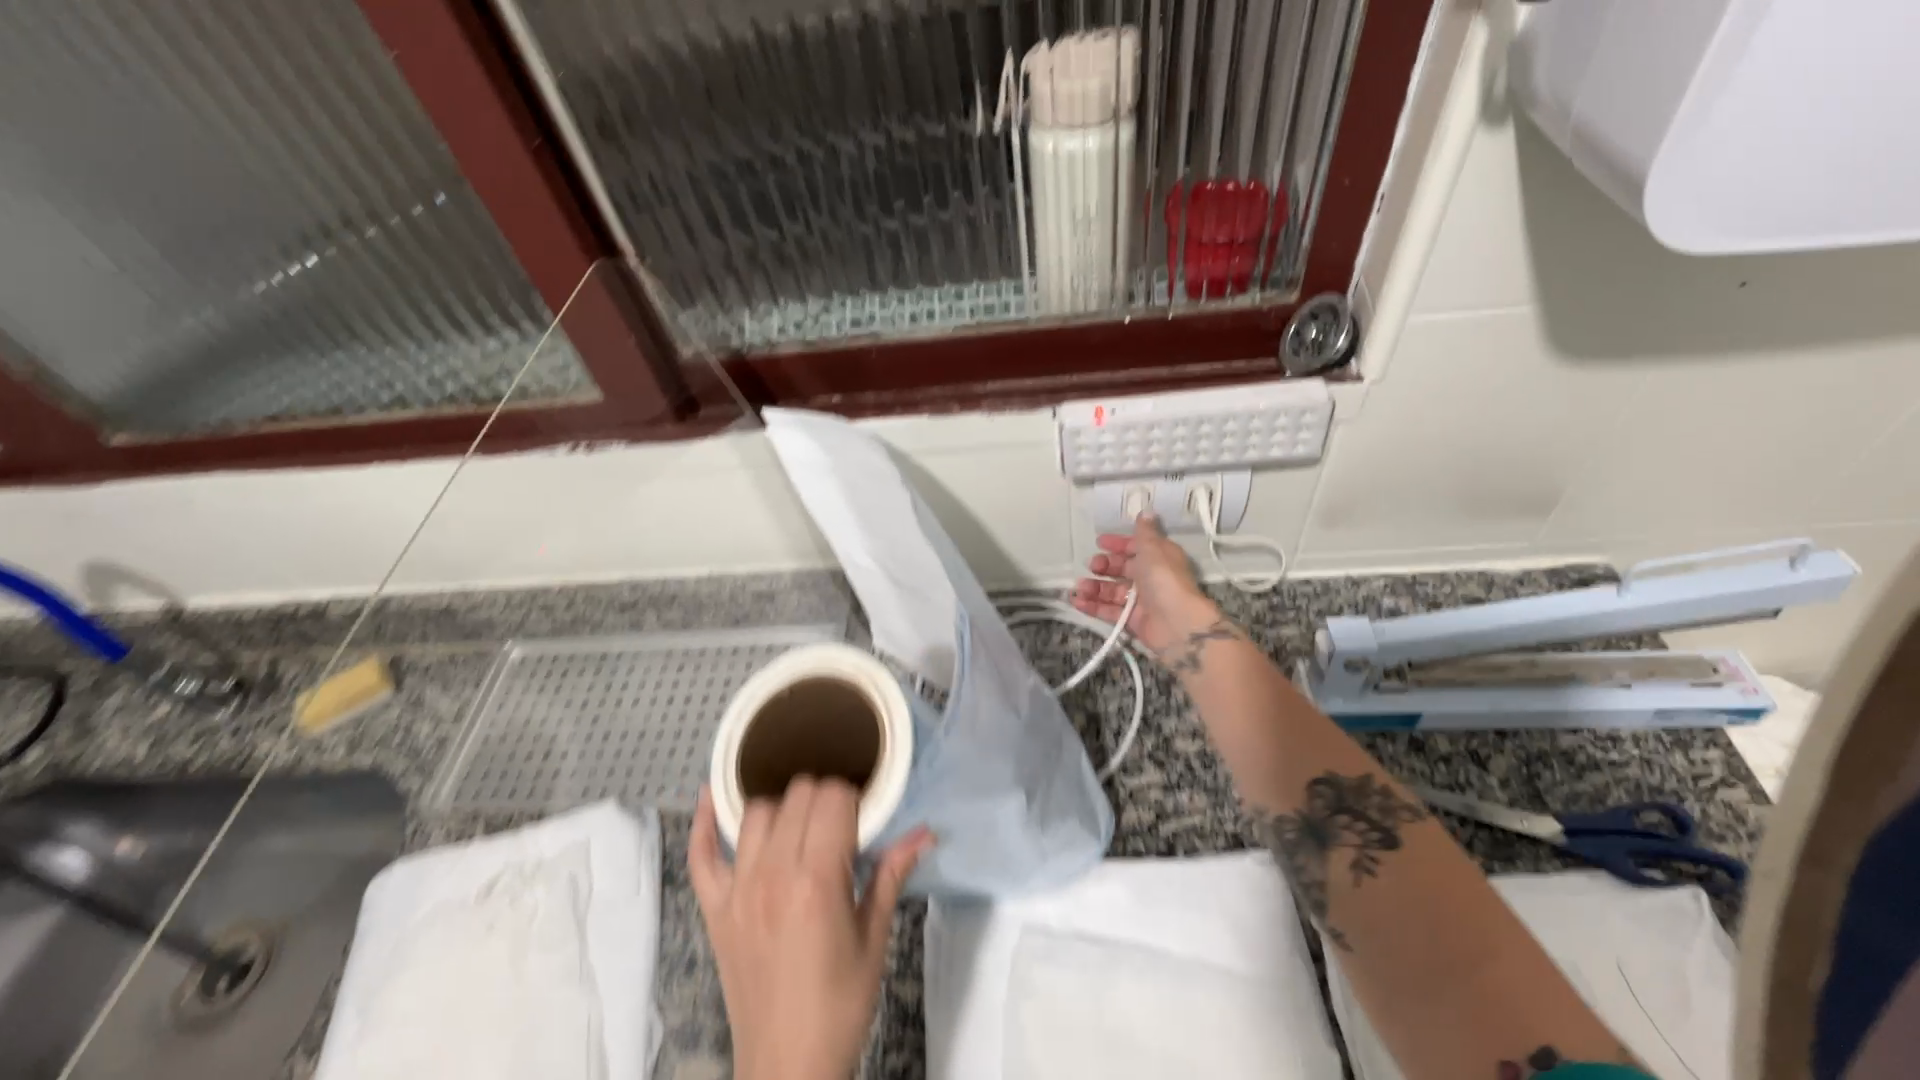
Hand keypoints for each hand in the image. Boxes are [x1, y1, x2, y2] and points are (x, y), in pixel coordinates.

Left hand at [690, 779, 932, 1079]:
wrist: (789, 1062)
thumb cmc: (841, 1005)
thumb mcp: (874, 939)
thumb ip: (892, 875)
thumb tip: (925, 833)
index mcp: (817, 882)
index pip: (833, 799)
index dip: (854, 796)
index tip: (864, 811)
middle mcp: (772, 874)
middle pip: (797, 795)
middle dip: (824, 796)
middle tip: (841, 822)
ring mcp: (737, 889)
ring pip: (755, 811)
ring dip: (782, 807)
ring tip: (800, 826)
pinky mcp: (714, 907)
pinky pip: (699, 852)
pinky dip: (703, 821)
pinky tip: (712, 797)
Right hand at [1072, 512, 1221, 655]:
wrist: (1176, 623)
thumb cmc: (1164, 579)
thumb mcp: (1154, 549)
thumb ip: (1145, 532)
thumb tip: (1146, 511)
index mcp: (1159, 558)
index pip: (1135, 547)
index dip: (1118, 544)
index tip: (1099, 542)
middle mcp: (1150, 578)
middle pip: (1122, 569)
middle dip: (1104, 566)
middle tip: (1092, 566)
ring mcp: (1141, 601)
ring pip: (1112, 591)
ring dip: (1094, 587)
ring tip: (1080, 588)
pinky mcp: (1132, 621)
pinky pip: (1109, 611)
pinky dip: (1093, 606)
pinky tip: (1077, 601)